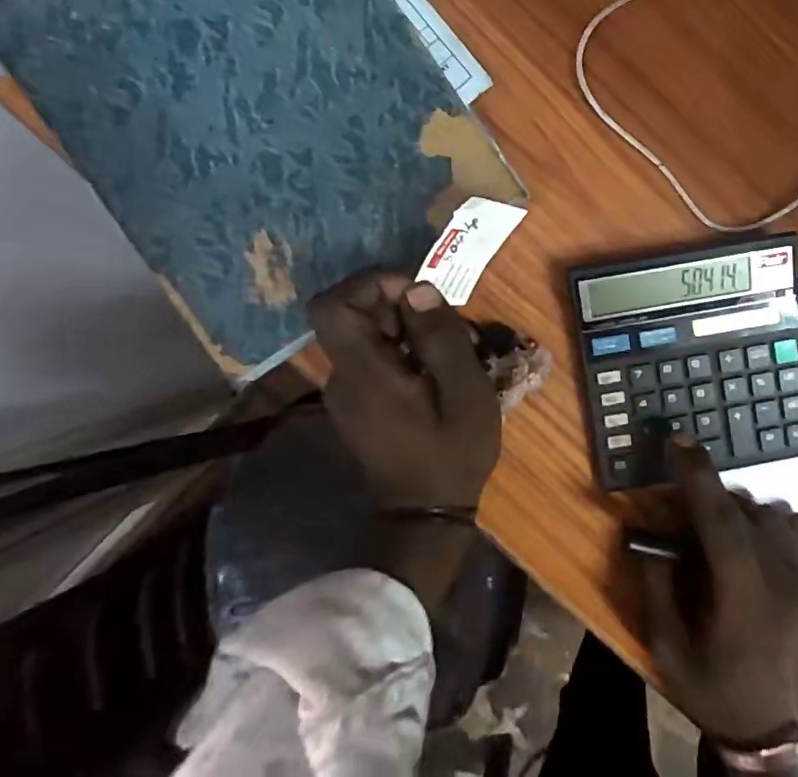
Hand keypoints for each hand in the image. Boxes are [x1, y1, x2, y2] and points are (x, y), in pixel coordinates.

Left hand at [307, 272, 501, 509]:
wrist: (426, 514)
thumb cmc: (452, 453)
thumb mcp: (465, 392)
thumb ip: (442, 338)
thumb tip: (418, 289)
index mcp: (363, 373)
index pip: (332, 305)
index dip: (370, 283)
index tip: (416, 295)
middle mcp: (342, 377)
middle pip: (354, 316)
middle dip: (404, 308)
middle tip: (450, 331)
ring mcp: (346, 392)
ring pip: (368, 335)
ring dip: (409, 330)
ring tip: (452, 354)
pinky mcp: (357, 402)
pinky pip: (374, 357)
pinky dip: (404, 351)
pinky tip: (437, 375)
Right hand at [637, 438, 797, 747]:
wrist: (791, 733)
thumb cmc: (721, 691)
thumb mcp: (670, 652)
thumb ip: (656, 587)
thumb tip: (646, 533)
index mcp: (744, 599)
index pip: (720, 518)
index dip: (698, 474)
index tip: (679, 440)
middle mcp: (788, 579)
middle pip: (745, 510)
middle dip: (714, 503)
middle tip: (696, 523)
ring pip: (774, 513)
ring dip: (746, 517)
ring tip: (734, 548)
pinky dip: (778, 527)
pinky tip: (768, 554)